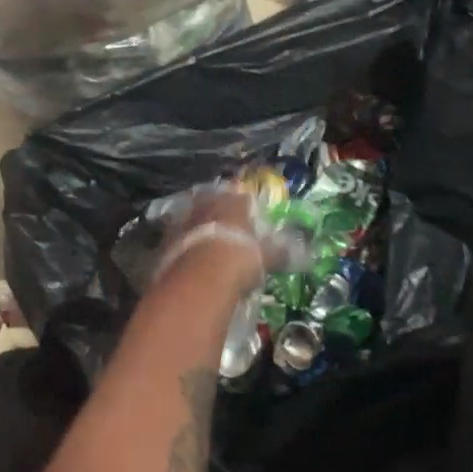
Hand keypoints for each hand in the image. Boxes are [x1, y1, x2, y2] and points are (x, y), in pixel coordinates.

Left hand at [146, 180, 308, 294]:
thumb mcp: (267, 257)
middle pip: (211, 201)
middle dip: (217, 210)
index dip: (244, 204)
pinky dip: (182, 245)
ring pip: (191, 217)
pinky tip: (187, 258)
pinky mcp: (164, 240)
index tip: (247, 213)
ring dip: (197, 226)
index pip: (241, 195)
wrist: (199, 276)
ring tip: (204, 241)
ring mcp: (183, 220)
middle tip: (223, 225)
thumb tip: (307, 254)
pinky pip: (176, 238)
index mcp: (233, 201)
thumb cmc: (240, 258)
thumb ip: (282, 253)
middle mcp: (207, 204)